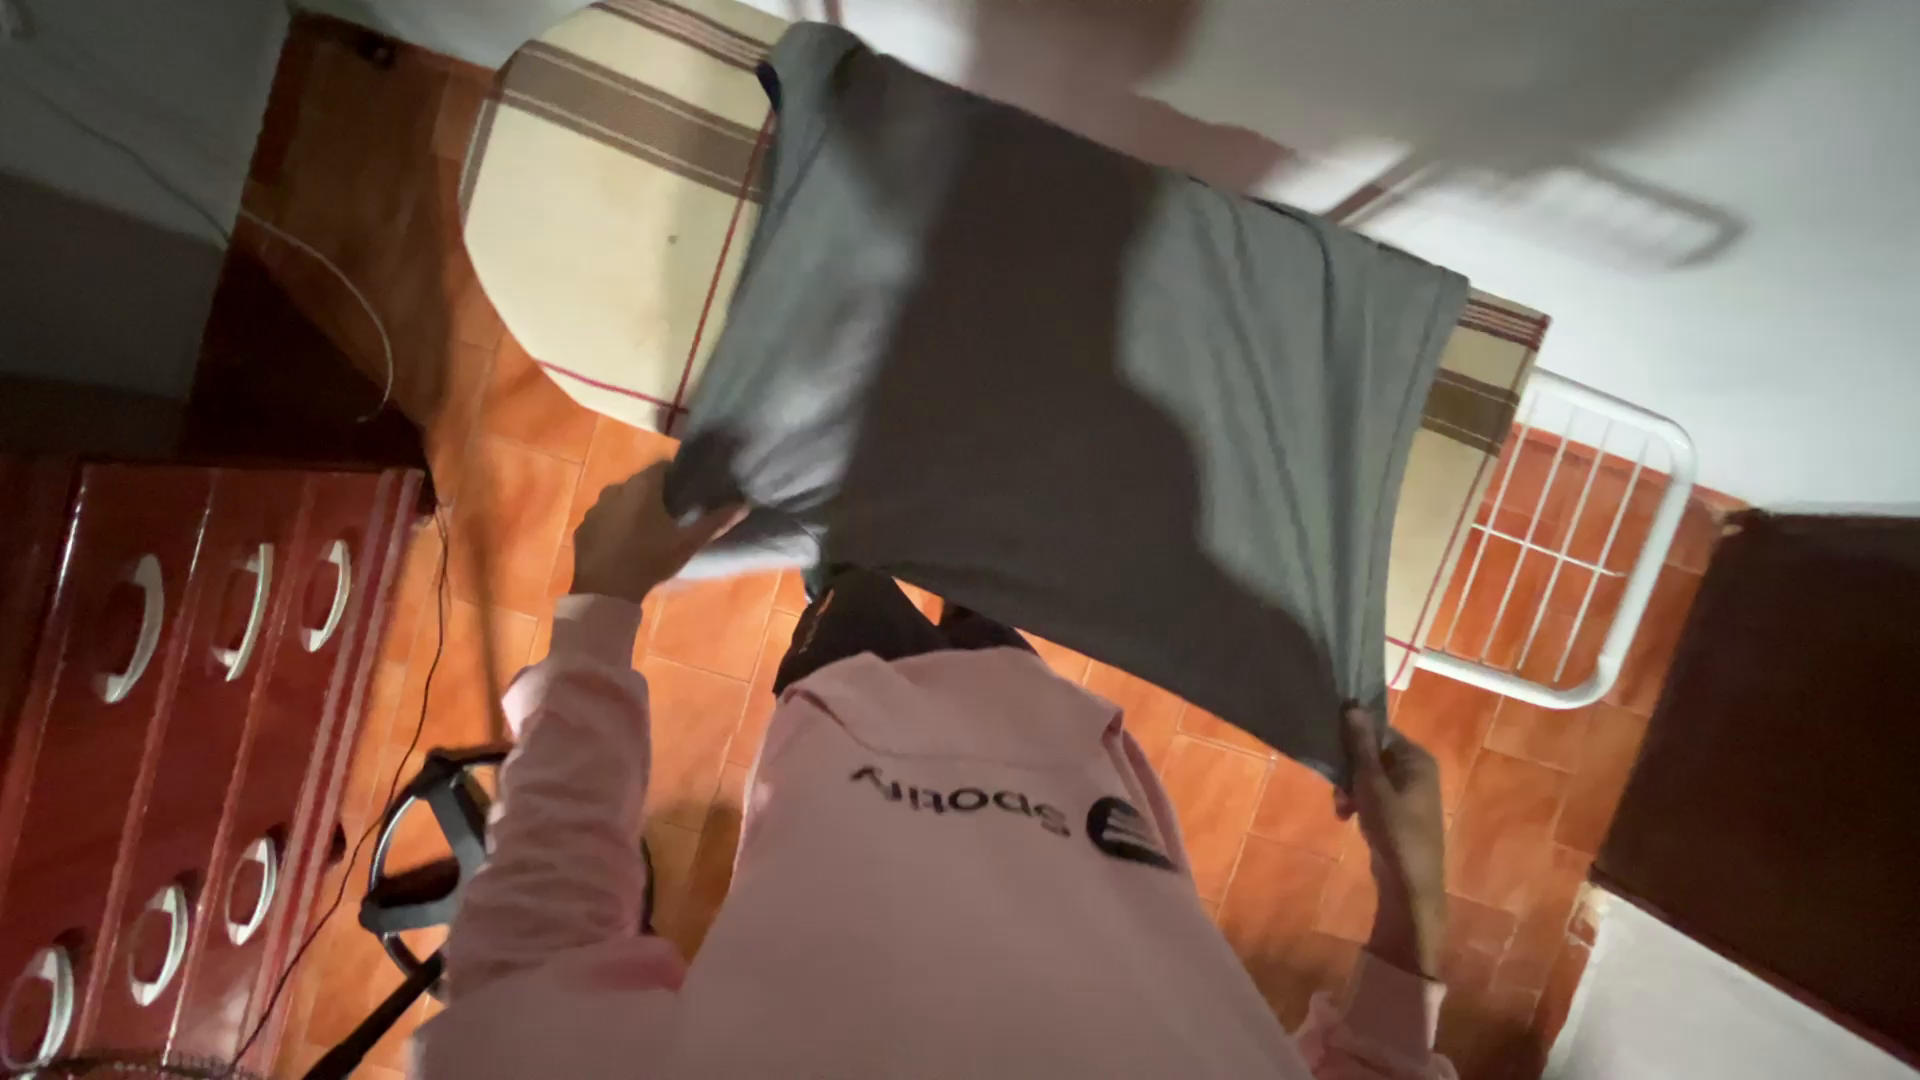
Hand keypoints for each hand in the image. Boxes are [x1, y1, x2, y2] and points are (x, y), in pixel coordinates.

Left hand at [570, 462, 742, 603]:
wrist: (606, 591)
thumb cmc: (650, 560)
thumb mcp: (688, 543)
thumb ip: (715, 521)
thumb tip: (744, 504)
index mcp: (642, 487)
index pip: (662, 466)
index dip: (676, 476)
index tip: (687, 493)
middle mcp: (615, 489)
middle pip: (640, 482)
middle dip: (655, 493)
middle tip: (672, 514)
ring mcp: (595, 508)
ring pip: (620, 499)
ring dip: (634, 508)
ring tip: (648, 530)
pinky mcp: (583, 527)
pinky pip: (604, 517)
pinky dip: (615, 524)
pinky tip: (625, 543)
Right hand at [1335, 707, 1446, 978]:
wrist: (1411, 885)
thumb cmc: (1394, 829)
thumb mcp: (1371, 784)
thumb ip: (1361, 745)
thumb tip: (1352, 705)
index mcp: (1417, 758)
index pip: (1378, 730)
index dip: (1352, 738)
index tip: (1331, 752)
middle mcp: (1417, 769)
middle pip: (1371, 751)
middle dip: (1348, 769)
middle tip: (1337, 788)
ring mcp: (1410, 791)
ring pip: (1367, 773)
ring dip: (1349, 787)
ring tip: (1341, 808)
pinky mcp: (1400, 810)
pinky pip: (1372, 792)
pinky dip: (1357, 800)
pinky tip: (1346, 816)